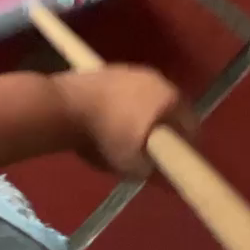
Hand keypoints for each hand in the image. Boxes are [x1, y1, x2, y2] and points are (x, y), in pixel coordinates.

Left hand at [49, 65, 189, 176]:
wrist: (59, 107)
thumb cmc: (105, 136)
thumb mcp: (135, 167)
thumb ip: (157, 174)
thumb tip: (167, 180)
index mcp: (170, 97)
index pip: (190, 127)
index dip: (184, 150)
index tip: (172, 165)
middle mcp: (154, 77)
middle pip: (167, 110)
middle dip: (161, 130)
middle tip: (149, 153)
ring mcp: (127, 69)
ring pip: (144, 99)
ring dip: (140, 116)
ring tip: (124, 138)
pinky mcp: (104, 69)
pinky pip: (122, 93)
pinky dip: (120, 106)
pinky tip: (106, 121)